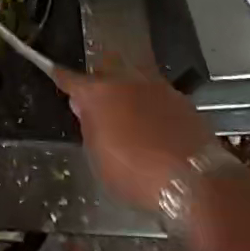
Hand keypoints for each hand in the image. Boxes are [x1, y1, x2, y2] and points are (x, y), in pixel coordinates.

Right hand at [54, 70, 214, 212]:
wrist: (195, 181)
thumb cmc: (135, 173)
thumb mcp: (99, 158)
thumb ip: (89, 128)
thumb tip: (83, 107)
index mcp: (100, 94)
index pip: (72, 79)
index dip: (61, 77)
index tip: (54, 72)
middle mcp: (129, 82)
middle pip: (107, 70)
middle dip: (98, 79)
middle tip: (94, 98)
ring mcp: (159, 88)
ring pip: (135, 82)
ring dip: (127, 94)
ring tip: (124, 115)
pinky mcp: (183, 102)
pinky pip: (157, 97)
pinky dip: (150, 107)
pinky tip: (151, 126)